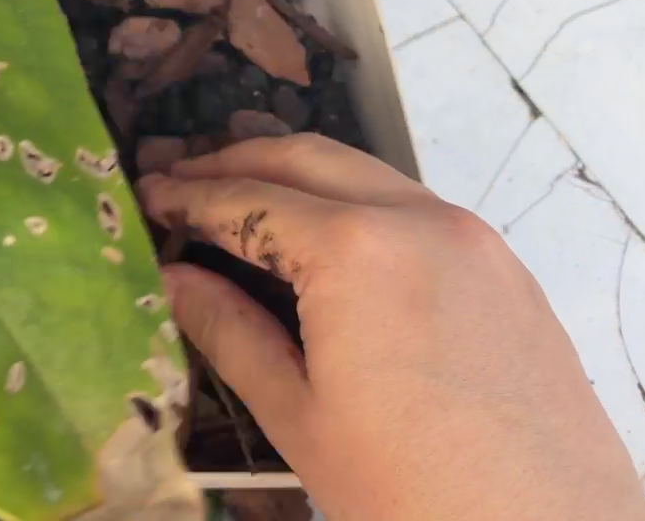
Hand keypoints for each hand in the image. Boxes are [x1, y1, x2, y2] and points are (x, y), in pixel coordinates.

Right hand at [139, 134, 644, 520]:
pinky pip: (402, 202)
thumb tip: (169, 275)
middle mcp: (418, 221)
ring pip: (354, 169)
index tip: (141, 196)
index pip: (241, 199)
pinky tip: (311, 237)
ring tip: (233, 202)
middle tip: (176, 185)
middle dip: (227, 163)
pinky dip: (340, 198)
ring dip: (284, 174)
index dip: (181, 196)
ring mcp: (473, 241)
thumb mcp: (294, 411)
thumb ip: (223, 326)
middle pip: (298, 157)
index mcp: (356, 250)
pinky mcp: (504, 270)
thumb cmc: (411, 492)